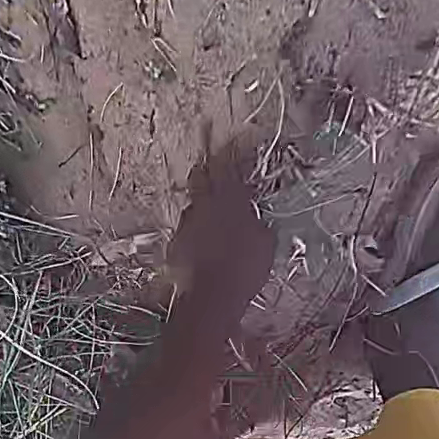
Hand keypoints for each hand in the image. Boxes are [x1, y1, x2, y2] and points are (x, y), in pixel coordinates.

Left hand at [170, 138, 275, 315]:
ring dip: (201, 207)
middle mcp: (202, 208)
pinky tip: (201, 244)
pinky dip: (194, 233)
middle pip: (200, 179)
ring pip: (192, 208)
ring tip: (210, 214)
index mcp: (228, 200)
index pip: (226, 166)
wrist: (211, 296)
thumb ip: (257, 221)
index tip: (230, 142)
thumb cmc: (245, 268)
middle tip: (210, 165)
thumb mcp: (264, 240)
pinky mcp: (174, 246)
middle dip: (206, 169)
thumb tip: (254, 216)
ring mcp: (185, 226)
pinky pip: (186, 233)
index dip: (228, 152)